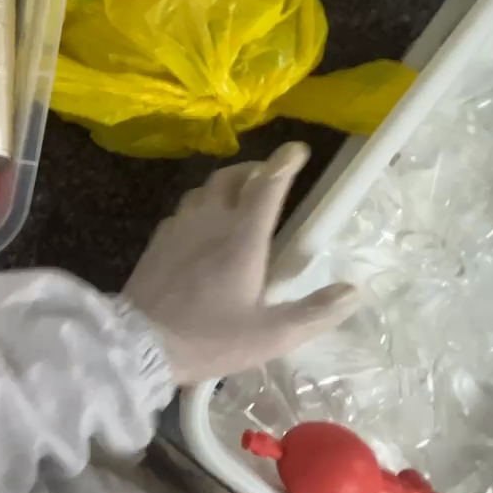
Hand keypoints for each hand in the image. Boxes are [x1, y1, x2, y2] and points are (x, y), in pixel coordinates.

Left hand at [123, 142, 357, 383]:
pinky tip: (206, 226)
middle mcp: (207, 224)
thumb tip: (352, 291)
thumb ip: (315, 312)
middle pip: (228, 178)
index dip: (282, 164)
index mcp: (240, 240)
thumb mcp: (271, 335)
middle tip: (271, 176)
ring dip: (224, 186)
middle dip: (253, 169)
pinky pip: (182, 211)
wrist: (139, 343)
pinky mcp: (157, 241)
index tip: (297, 150)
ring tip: (241, 198)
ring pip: (201, 191)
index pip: (265, 188)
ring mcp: (176, 229)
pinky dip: (200, 207)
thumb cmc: (209, 339)